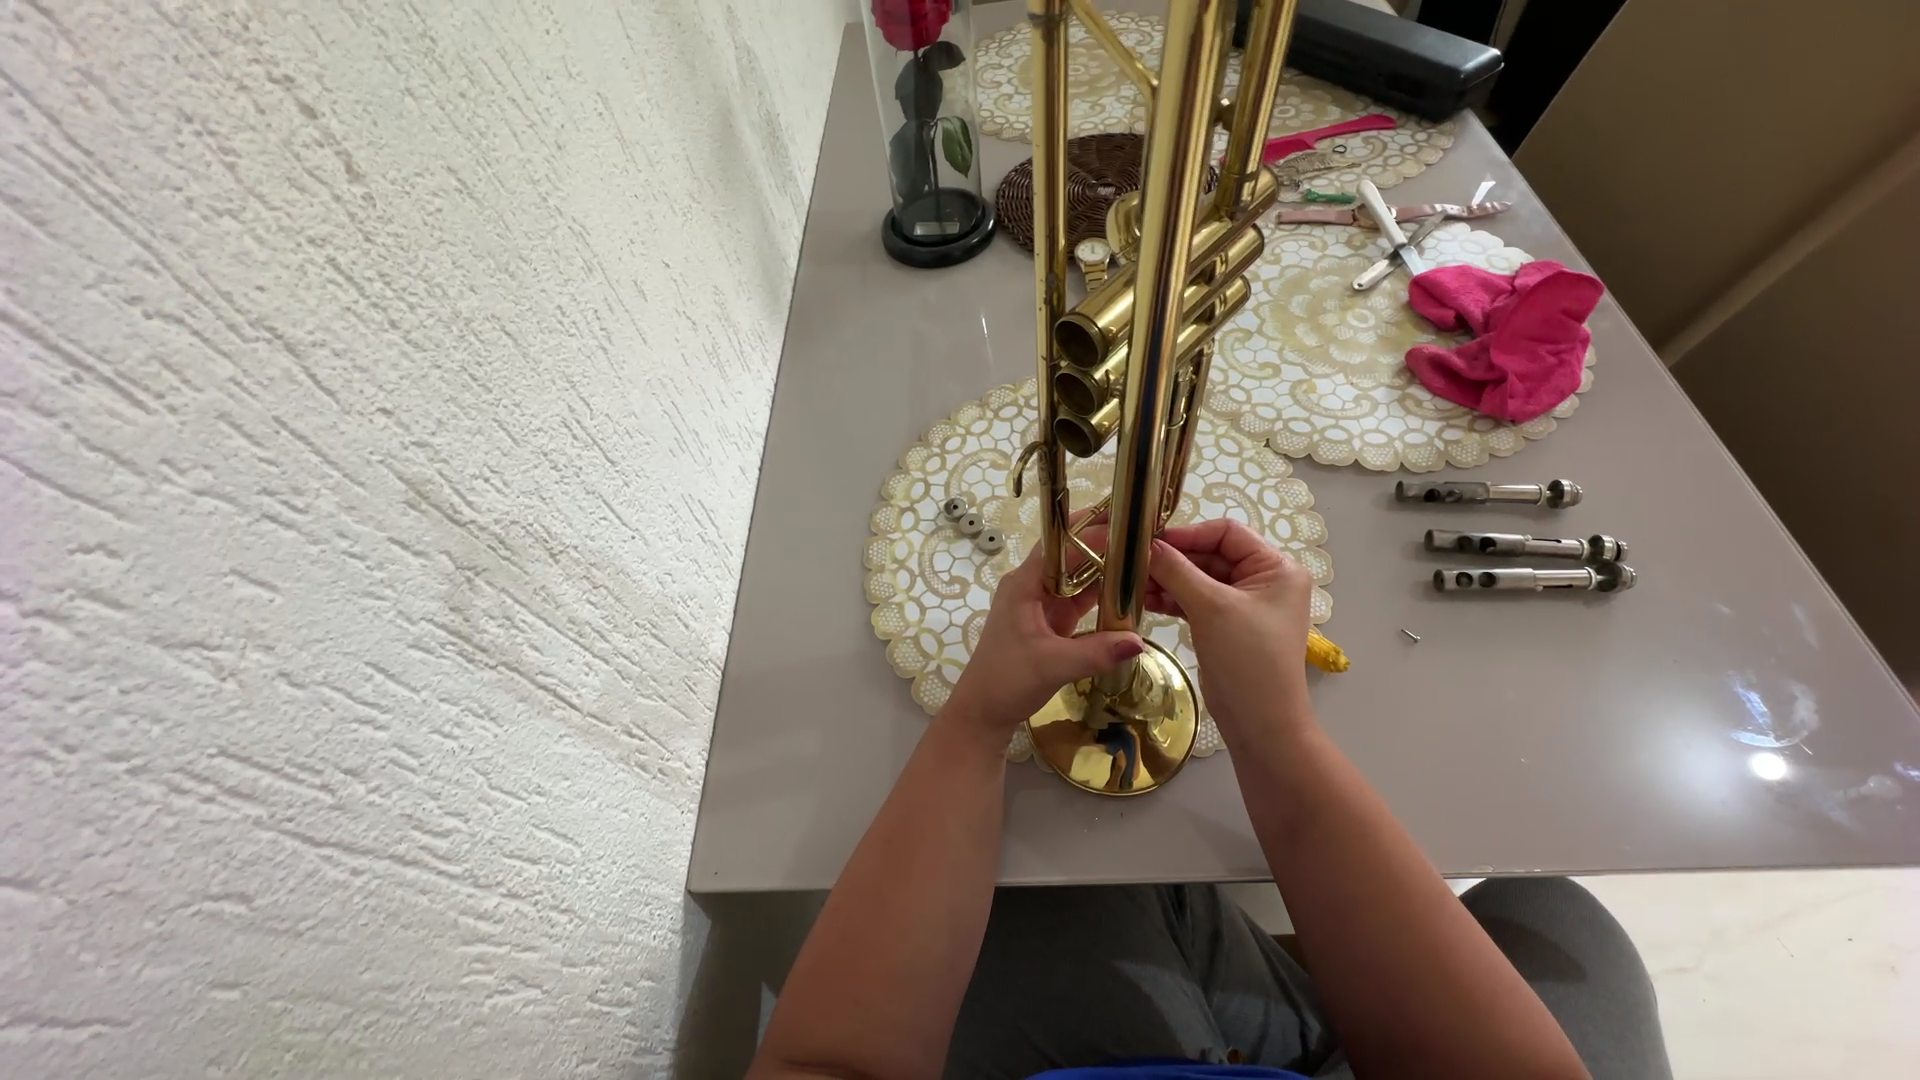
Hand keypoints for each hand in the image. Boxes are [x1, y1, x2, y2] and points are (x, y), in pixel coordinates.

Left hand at [943, 542, 1144, 738]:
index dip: (1091, 530)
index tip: (1126, 523)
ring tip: (1144, 558)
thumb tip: (1138, 641)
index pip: (1060, 545)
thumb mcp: (1052, 666)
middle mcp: (1032, 586)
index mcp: (1024, 585)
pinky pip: (1080, 600)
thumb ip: (1095, 653)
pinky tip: (1129, 592)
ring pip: (1078, 577)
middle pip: (1071, 555)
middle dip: (1104, 545)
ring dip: (1106, 570)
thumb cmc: (1006, 681)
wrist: (983, 712)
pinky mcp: (1050, 622)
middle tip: (1145, 537)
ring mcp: (1041, 604)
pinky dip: (1102, 596)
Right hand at [1146, 520, 1314, 736]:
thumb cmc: (1247, 657)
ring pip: (1199, 579)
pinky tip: (1145, 600)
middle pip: (1211, 555)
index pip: (1227, 533)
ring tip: (1133, 584)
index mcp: (1276, 568)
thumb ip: (1177, 571)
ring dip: (1168, 580)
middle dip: (1173, 560)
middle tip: (1134, 563)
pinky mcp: (1226, 626)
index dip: (1188, 534)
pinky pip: (1196, 601)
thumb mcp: (1211, 607)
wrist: (1260, 723)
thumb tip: (1146, 545)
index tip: (1151, 541)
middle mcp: (1264, 581)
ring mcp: (1244, 605)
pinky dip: (1173, 599)